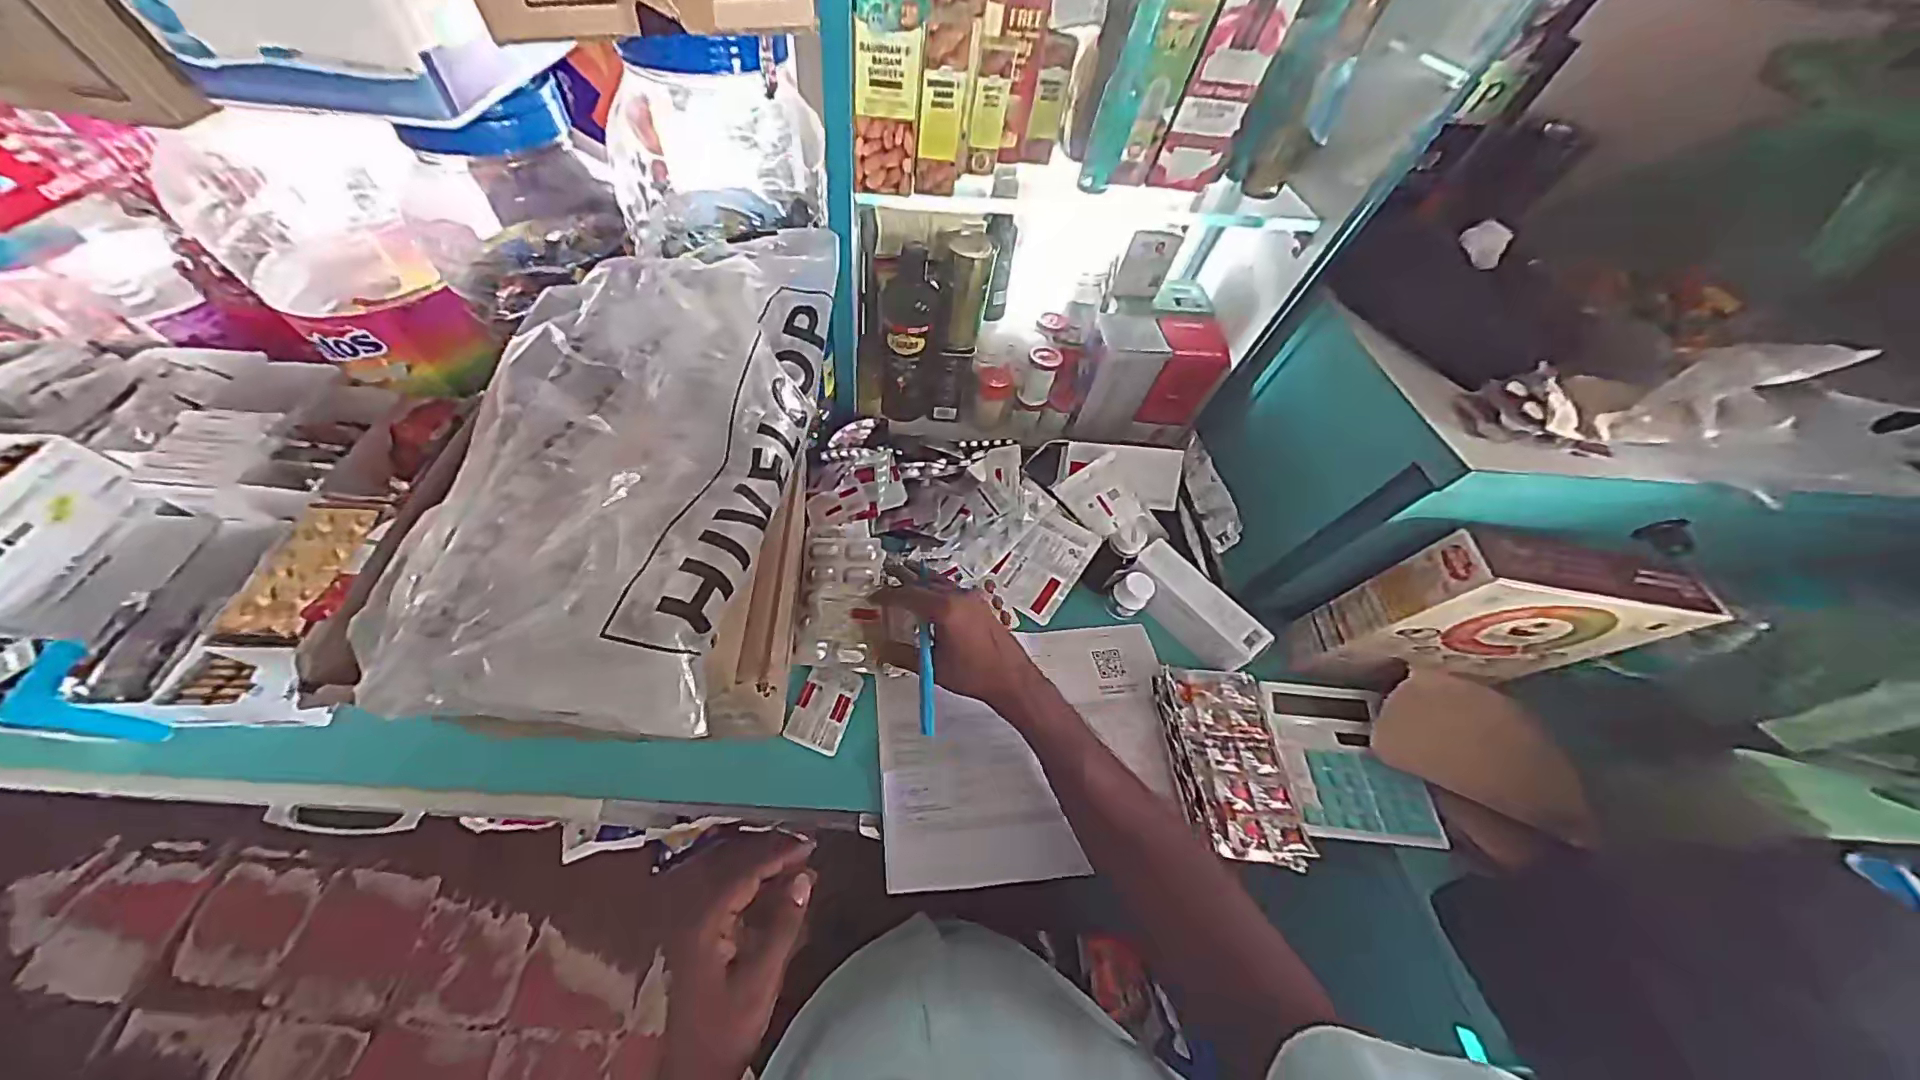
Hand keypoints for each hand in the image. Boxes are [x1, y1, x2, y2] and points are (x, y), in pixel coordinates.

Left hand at [659, 830, 815, 1079]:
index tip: (809, 845)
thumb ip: (783, 926)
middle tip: (804, 845)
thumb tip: (803, 879)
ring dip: (756, 857)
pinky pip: (716, 883)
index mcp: (704, 918)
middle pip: (731, 858)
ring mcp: (683, 916)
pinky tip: (764, 881)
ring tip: (790, 858)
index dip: (781, 851)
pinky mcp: (684, 927)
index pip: (746, 867)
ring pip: (721, 867)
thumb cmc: (721, 1031)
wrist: (684, 1071)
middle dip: (770, 847)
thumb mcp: (760, 982)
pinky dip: (743, 875)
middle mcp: (687, 908)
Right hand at [879, 580, 1044, 711]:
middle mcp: (958, 598)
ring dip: (921, 580)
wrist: (1011, 677)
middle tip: (886, 575)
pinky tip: (932, 594)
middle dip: (902, 580)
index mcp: (944, 610)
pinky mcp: (980, 604)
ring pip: (939, 582)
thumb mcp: (933, 666)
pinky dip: (937, 587)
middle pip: (923, 582)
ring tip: (906, 577)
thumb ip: (904, 656)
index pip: (908, 595)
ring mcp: (971, 599)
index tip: (875, 596)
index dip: (887, 595)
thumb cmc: (976, 674)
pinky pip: (952, 588)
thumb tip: (883, 650)